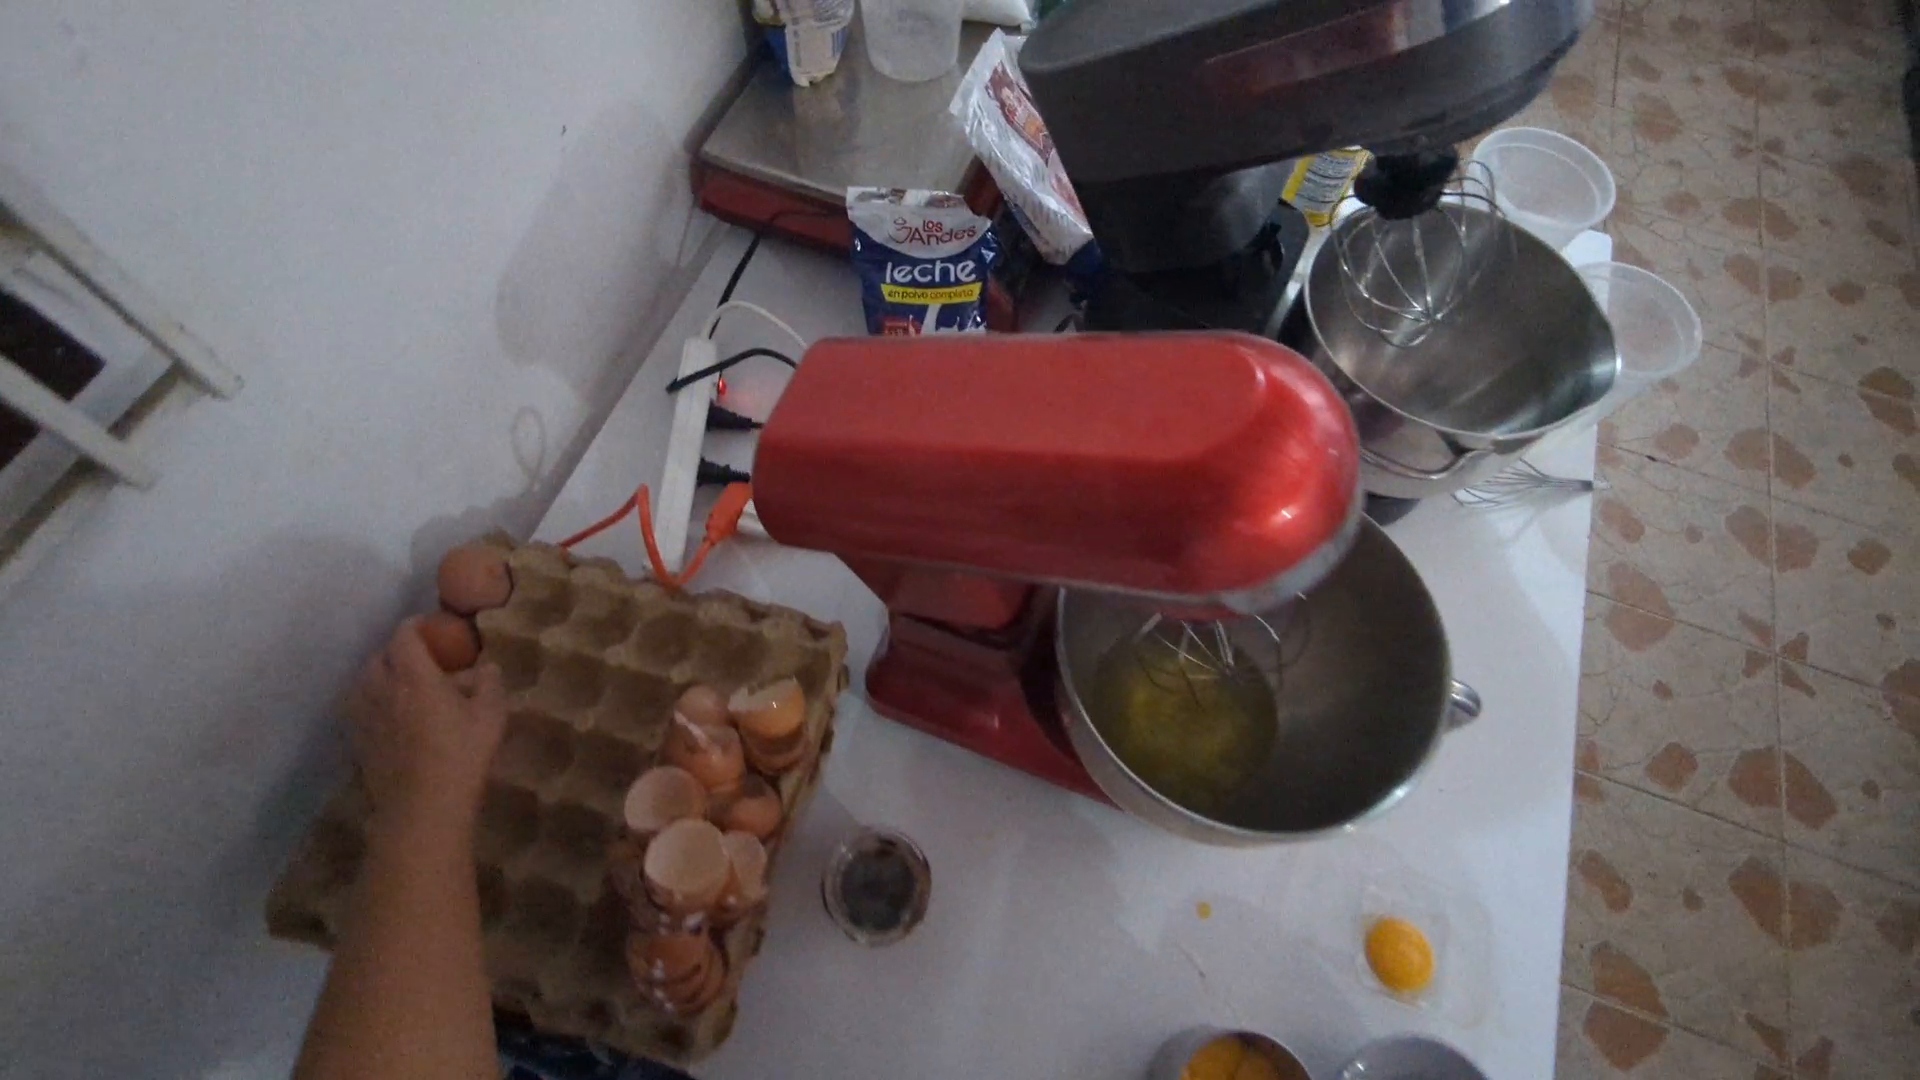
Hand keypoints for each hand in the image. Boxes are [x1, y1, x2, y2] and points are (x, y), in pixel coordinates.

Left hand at [346, 617, 507, 840]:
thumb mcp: (492, 715)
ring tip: (401, 680)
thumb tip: (485, 667)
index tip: (431, 625)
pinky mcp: (357, 738)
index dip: (416, 626)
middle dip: (398, 649)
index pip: (404, 637)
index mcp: (415, 678)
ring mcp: (364, 715)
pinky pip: (357, 704)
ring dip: (380, 672)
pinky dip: (370, 696)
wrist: (423, 806)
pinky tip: (388, 709)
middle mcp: (382, 689)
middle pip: (379, 656)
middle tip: (422, 655)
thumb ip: (489, 683)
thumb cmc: (463, 755)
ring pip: (362, 679)